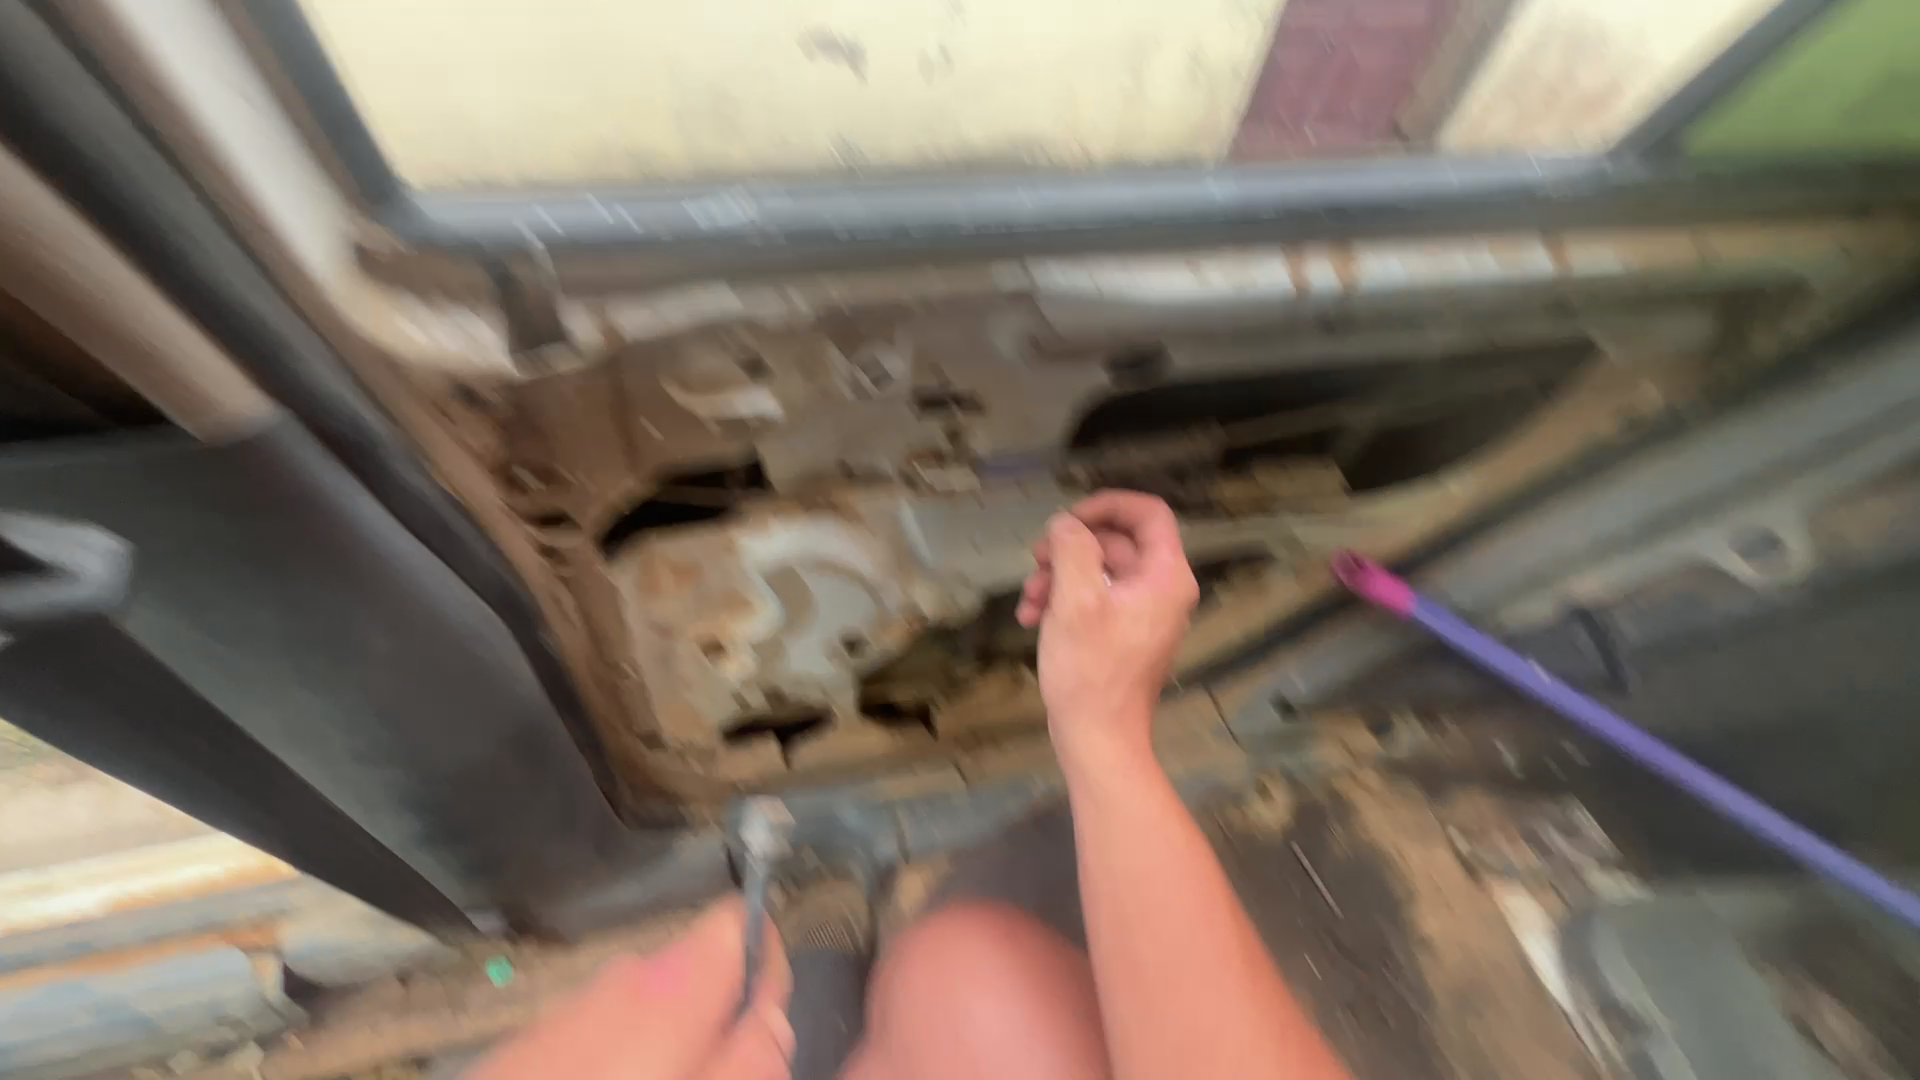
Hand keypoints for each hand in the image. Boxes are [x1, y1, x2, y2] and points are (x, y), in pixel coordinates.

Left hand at [471, 896, 791, 1079]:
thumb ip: (748, 1057)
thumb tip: (773, 1014)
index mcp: (669, 985)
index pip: (737, 921)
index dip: (764, 961)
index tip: (765, 1014)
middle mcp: (618, 977)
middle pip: (694, 963)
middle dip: (714, 1011)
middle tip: (707, 1068)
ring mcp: (565, 1007)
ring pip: (642, 997)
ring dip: (662, 1036)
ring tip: (658, 1077)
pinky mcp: (523, 1043)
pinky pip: (592, 1025)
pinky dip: (610, 1053)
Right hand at [1016, 491, 1198, 767]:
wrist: (1098, 738)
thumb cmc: (1090, 669)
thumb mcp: (1075, 598)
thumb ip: (1071, 548)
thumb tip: (1065, 524)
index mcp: (1165, 576)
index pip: (1147, 512)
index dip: (1106, 505)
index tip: (1067, 520)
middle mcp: (1162, 589)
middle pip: (1115, 541)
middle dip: (1068, 548)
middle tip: (1035, 562)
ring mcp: (1143, 613)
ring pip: (1098, 570)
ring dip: (1058, 577)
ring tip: (1029, 601)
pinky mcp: (1123, 633)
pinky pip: (1095, 598)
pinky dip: (1064, 600)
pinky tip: (1032, 618)